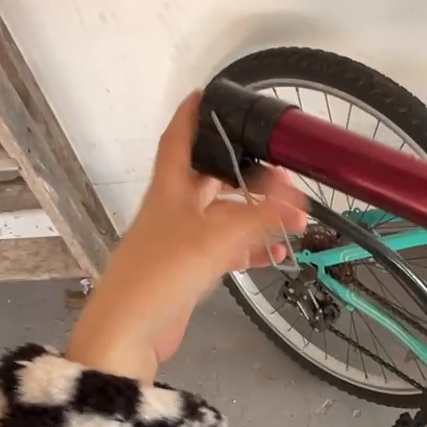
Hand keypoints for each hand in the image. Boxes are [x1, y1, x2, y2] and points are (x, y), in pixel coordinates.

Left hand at [67, 93, 307, 380]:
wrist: (129, 333)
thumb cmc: (162, 274)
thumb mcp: (214, 238)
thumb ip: (258, 215)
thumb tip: (297, 193)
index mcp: (169, 190)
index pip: (178, 139)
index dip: (193, 114)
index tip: (210, 93)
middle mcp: (173, 210)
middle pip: (210, 180)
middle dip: (242, 172)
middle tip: (275, 164)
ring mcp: (181, 243)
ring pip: (224, 219)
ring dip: (255, 218)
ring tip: (292, 219)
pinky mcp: (189, 273)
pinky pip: (226, 252)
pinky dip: (250, 251)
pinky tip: (275, 254)